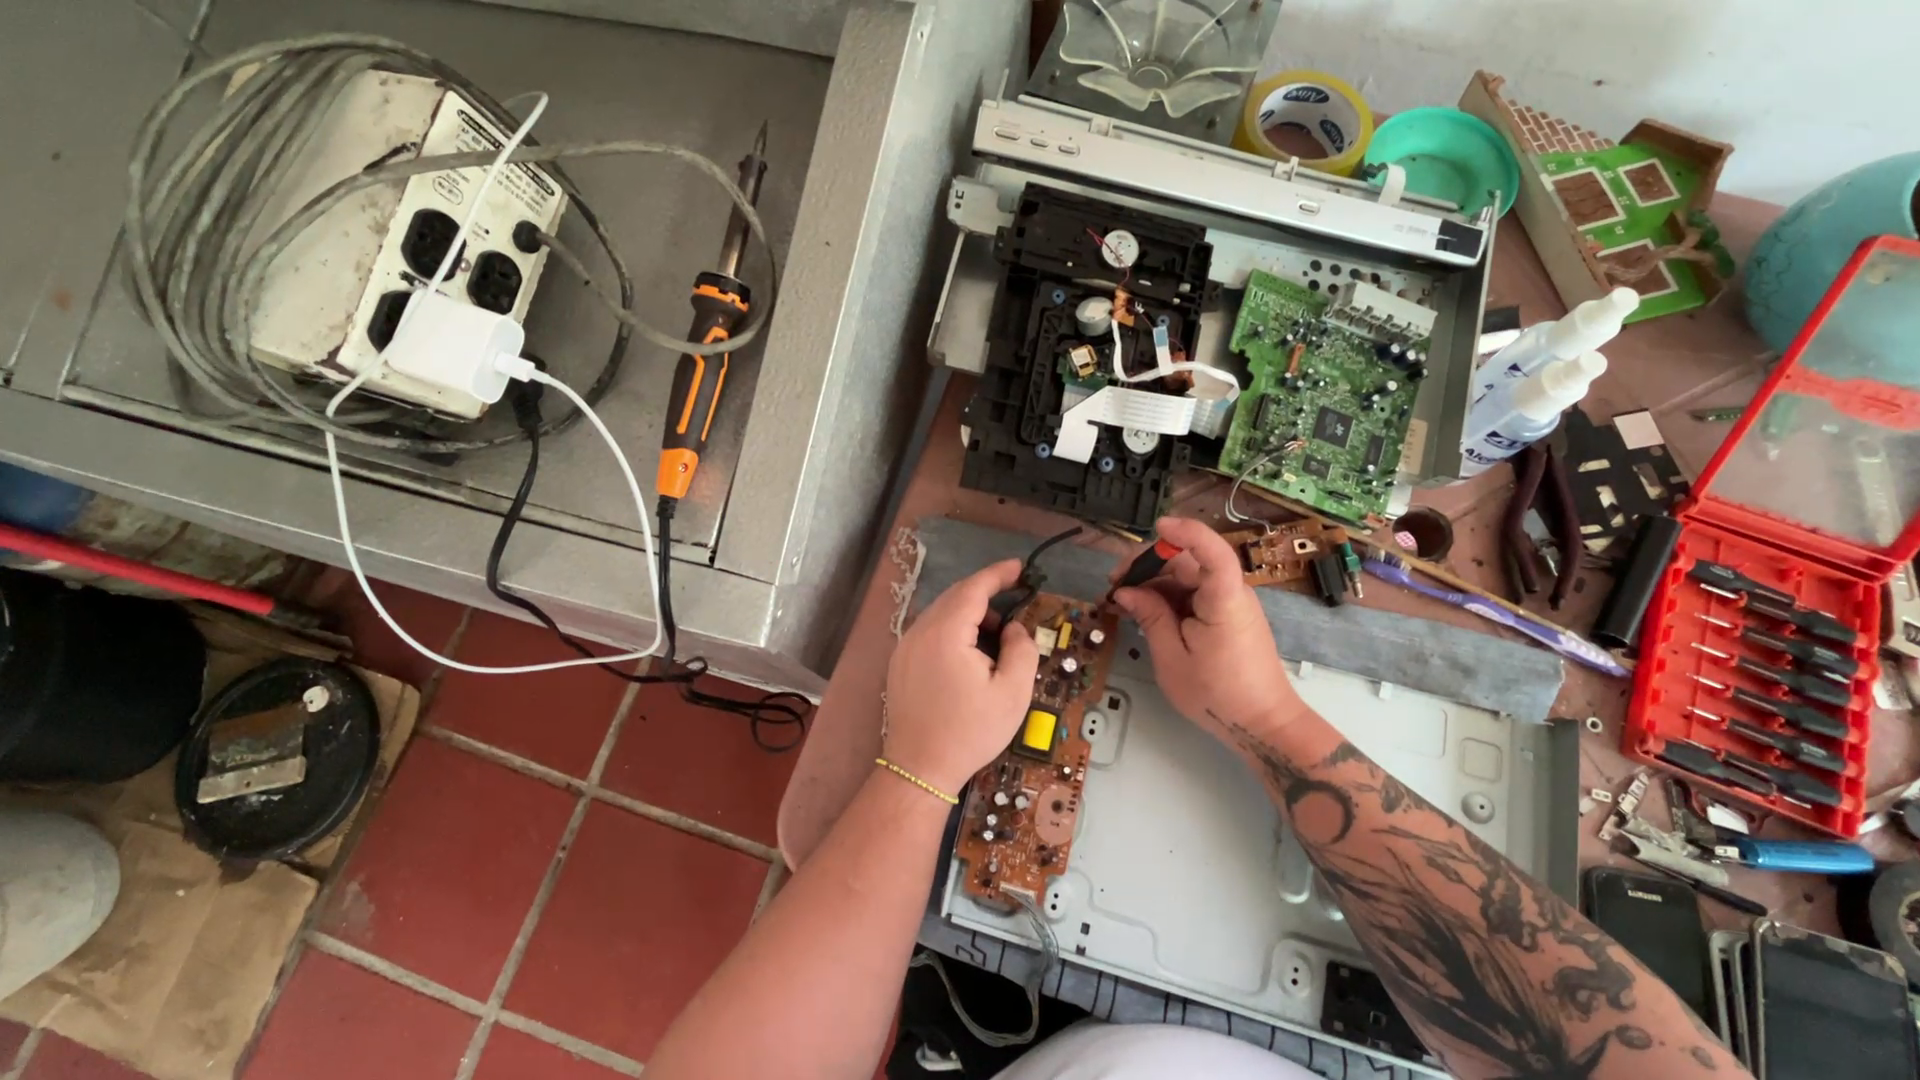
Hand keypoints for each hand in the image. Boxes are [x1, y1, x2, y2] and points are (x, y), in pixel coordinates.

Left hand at [884, 559, 1041, 794]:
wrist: (919, 768)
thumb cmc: (970, 732)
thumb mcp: (1012, 693)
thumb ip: (1022, 650)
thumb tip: (1014, 629)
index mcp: (945, 633)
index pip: (973, 589)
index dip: (998, 574)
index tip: (1020, 567)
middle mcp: (919, 632)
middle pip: (954, 597)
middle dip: (985, 594)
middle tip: (1015, 602)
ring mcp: (904, 647)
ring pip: (940, 614)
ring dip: (969, 614)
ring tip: (996, 636)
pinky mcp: (899, 663)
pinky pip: (929, 631)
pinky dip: (952, 629)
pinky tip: (969, 653)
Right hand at [1111, 517, 1304, 743]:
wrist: (1262, 723)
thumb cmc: (1218, 695)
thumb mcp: (1172, 659)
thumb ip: (1150, 618)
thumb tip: (1127, 592)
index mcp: (1223, 600)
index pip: (1212, 552)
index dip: (1186, 532)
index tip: (1157, 527)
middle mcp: (1231, 593)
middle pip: (1188, 561)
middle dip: (1147, 565)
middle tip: (1113, 586)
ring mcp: (1230, 602)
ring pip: (1187, 577)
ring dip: (1153, 583)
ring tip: (1121, 602)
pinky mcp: (1226, 615)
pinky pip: (1193, 594)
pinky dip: (1167, 598)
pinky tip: (1143, 612)